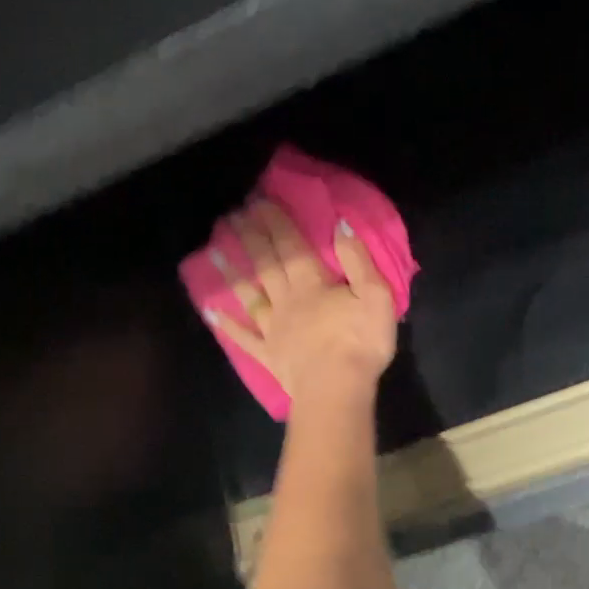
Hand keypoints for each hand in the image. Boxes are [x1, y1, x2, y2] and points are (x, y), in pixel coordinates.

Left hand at [208, 202, 396, 402]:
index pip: (293, 248)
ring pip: (251, 295)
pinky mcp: (270, 355)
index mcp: (312, 285)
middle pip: (267, 265)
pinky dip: (229, 326)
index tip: (260, 200)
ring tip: (216, 251)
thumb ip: (358, 261)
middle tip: (234, 215)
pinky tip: (212, 314)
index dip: (277, 223)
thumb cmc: (360, 340)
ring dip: (235, 272)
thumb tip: (341, 226)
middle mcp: (287, 300)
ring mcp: (274, 329)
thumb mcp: (376, 295)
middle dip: (252, 238)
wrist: (337, 388)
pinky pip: (246, 338)